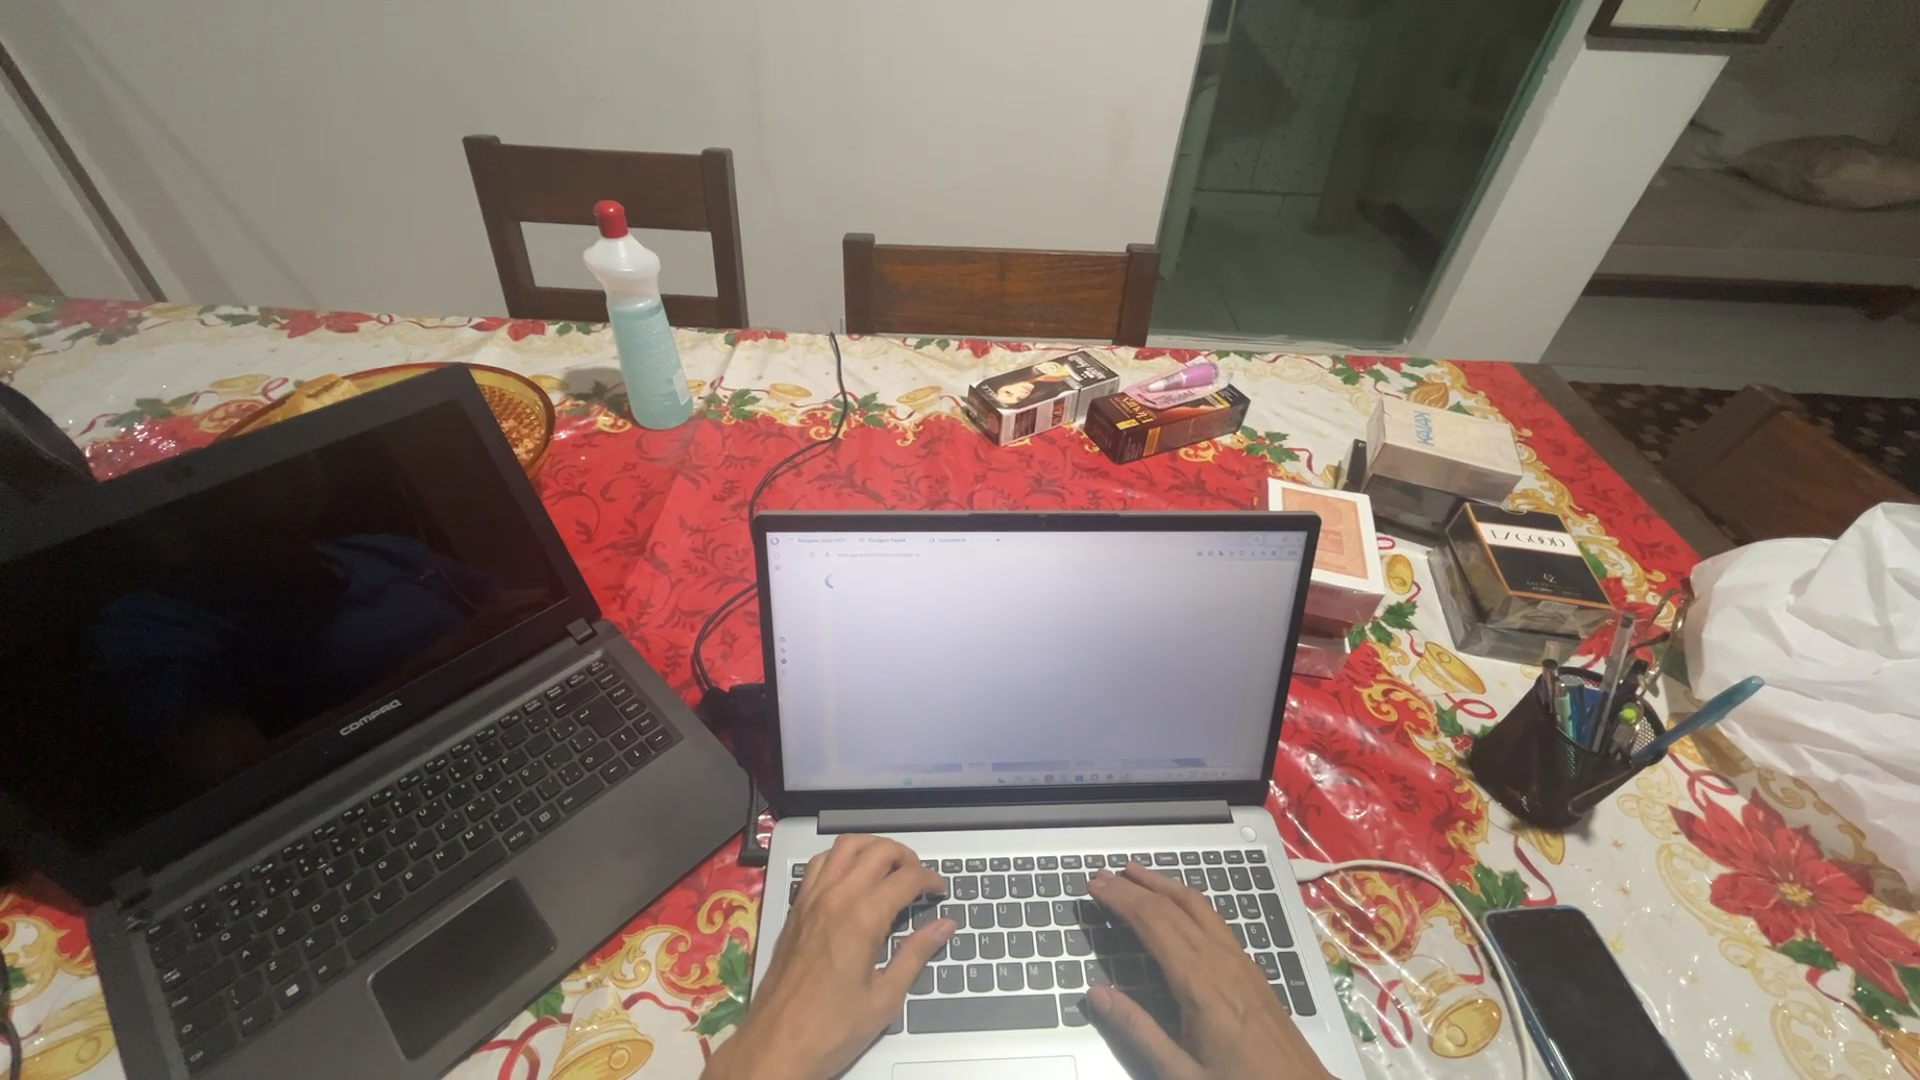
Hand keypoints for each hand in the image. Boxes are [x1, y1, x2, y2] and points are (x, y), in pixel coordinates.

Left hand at [704, 835, 953, 1079]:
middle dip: (906, 857)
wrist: (775, 1046)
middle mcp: (837, 896)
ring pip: (846, 845)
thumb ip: (916, 953)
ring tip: (888, 868)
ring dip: (872, 848)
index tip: (940, 891)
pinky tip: (851, 878)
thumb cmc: (832, 1029)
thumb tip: (945, 925)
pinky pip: (820, 862)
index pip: (907, 877)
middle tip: (919, 879)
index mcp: (863, 917)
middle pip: (879, 850)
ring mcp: (812, 896)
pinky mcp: (796, 905)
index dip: (930, 879)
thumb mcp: (885, 998)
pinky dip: (841, 858)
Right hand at [1086, 865, 1332, 1079]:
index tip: (1094, 885)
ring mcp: (1239, 959)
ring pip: (1195, 904)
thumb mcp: (1183, 1074)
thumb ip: (1138, 1031)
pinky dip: (1184, 898)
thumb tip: (1095, 993)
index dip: (1120, 898)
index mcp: (1198, 982)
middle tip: (1102, 875)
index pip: (1151, 921)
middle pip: (1170, 905)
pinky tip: (1175, 903)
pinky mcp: (1251, 967)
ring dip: (1160, 883)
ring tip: (1133, 872)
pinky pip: (1212, 917)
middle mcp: (1219, 959)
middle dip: (1133, 886)